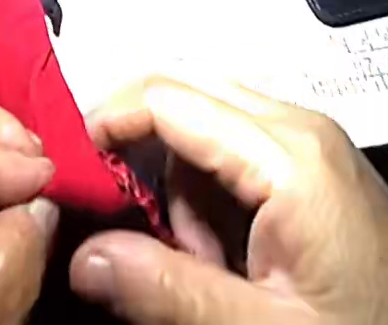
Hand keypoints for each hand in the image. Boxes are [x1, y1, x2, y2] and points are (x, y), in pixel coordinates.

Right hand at [69, 78, 387, 324]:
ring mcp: (310, 140)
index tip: (71, 166)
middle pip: (184, 94)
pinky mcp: (317, 164)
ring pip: (205, 122)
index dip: (106, 122)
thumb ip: (171, 292)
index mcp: (286, 152)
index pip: (166, 99)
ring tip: (199, 262)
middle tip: (122, 213)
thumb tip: (83, 258)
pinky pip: (236, 148)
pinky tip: (229, 257)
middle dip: (141, 147)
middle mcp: (296, 125)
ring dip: (180, 183)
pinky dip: (212, 192)